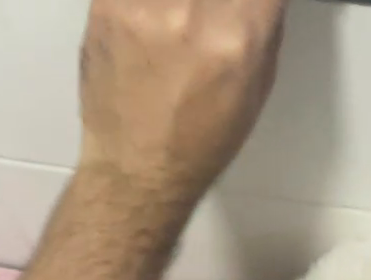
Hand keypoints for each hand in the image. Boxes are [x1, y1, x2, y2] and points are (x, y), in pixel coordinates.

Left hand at [78, 0, 287, 206]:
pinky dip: (149, 4)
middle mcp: (191, 11)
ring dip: (181, 4)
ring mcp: (144, 2)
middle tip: (210, 14)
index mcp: (238, 36)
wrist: (137, 172)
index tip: (246, 4)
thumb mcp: (255, 88)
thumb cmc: (199, 143)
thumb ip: (262, 23)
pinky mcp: (108, 2)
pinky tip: (154, 19)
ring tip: (177, 23)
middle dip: (215, 2)